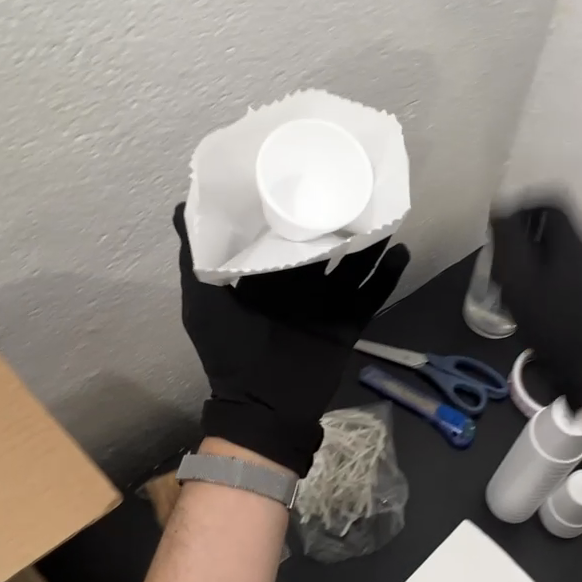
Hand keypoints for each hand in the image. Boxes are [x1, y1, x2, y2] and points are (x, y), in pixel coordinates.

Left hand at [174, 204, 409, 473]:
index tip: (300, 175)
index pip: (280, 237)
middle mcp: (298, 286)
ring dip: (368, 242)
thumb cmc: (229, 354)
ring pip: (352, 265)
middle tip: (350, 185)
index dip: (290, 209)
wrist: (264, 406)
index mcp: (265, 279)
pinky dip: (388, 275)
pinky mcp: (348, 322)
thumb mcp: (204, 304)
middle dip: (335, 220)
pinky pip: (372, 294)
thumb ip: (194, 260)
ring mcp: (326, 304)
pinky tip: (400, 250)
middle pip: (322, 246)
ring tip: (383, 212)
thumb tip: (180, 206)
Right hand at [489, 199, 581, 408]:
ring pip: (563, 253)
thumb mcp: (518, 279)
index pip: (551, 204)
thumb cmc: (550, 321)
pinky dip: (549, 277)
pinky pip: (570, 273)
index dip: (524, 207)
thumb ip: (508, 240)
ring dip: (536, 260)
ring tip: (514, 284)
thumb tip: (500, 210)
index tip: (502, 226)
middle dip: (526, 238)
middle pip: (557, 229)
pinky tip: (534, 302)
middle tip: (502, 259)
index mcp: (574, 242)